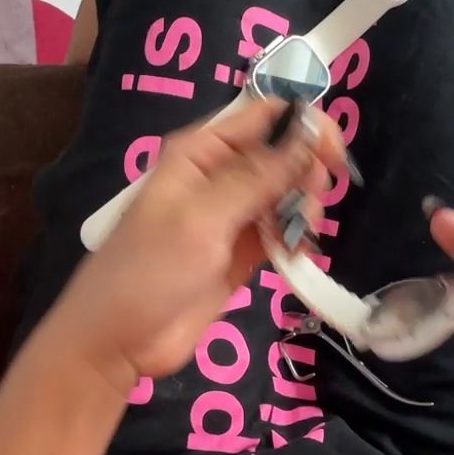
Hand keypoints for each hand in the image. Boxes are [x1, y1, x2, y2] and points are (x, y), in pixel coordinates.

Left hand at [32, 99, 344, 395]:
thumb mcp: (202, 218)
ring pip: (288, 192)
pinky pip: (282, 230)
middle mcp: (218, 174)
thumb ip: (258, 175)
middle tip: (311, 205)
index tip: (333, 154)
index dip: (303, 124)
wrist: (120, 340)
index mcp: (200, 151)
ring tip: (299, 237)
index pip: (263, 114)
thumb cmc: (149, 270)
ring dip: (304, 208)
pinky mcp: (243, 251)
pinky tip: (297, 255)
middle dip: (307, 171)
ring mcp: (232, 214)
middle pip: (283, 152)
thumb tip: (309, 130)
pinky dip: (296, 238)